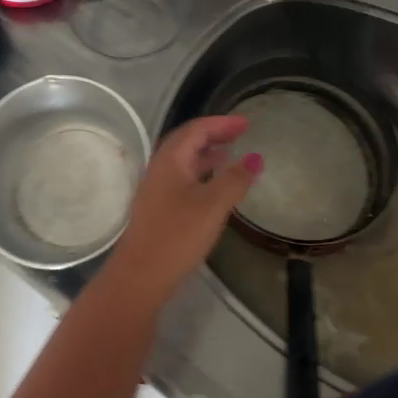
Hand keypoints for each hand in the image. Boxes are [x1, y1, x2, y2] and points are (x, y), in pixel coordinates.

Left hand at [102, 116, 261, 308]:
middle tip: (240, 133)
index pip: (197, 129)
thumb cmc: (177, 235)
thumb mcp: (213, 206)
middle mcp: (160, 166)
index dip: (222, 123)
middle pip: (188, 140)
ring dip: (207, 152)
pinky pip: (183, 176)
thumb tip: (256, 157)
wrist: (141, 274)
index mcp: (170, 159)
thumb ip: (235, 180)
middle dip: (214, 133)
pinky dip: (201, 171)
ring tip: (231, 153)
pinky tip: (214, 184)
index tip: (247, 123)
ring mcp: (157, 186)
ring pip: (184, 159)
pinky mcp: (159, 205)